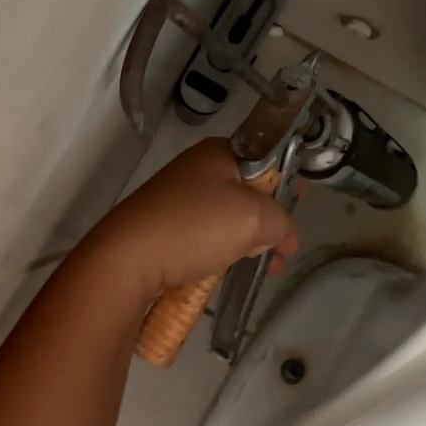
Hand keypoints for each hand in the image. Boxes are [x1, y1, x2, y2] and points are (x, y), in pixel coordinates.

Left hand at [75, 137, 298, 309]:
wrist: (126, 260)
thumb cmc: (195, 228)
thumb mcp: (255, 217)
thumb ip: (281, 219)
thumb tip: (282, 231)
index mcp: (217, 153)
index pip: (265, 159)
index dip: (286, 184)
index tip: (299, 209)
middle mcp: (196, 170)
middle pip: (247, 192)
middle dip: (270, 221)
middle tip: (283, 251)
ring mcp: (177, 200)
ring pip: (227, 219)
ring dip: (249, 242)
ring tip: (266, 269)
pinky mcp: (163, 229)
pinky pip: (204, 238)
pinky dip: (222, 253)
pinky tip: (229, 273)